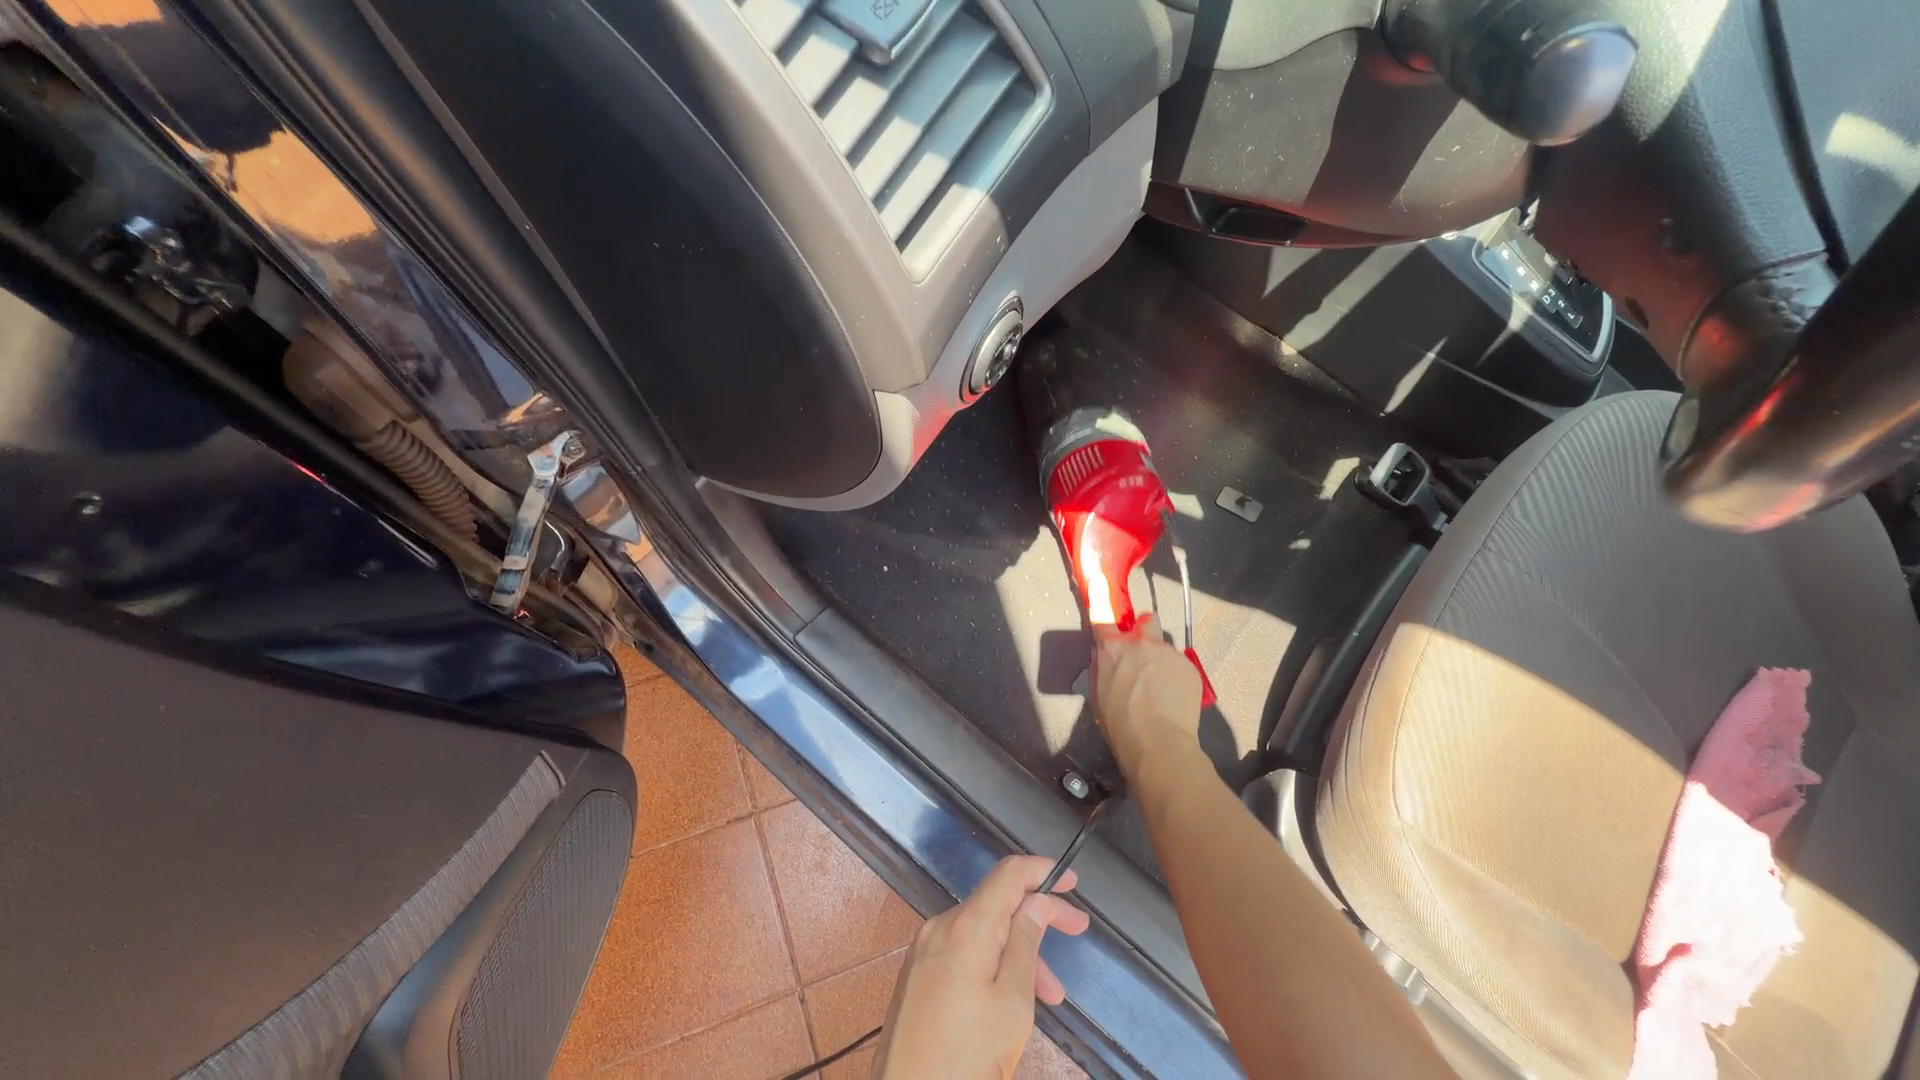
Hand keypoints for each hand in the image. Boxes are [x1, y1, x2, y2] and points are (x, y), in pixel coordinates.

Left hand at [871, 855, 1091, 1078]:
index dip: (1043, 871)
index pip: (1008, 874)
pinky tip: (1014, 994)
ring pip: (982, 933)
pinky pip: (963, 952)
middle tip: (1077, 931)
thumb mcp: (1012, 1002)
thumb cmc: (968, 1053)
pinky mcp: (918, 973)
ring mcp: (925, 950)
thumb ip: (1025, 944)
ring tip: (1052, 994)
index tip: (1073, 882)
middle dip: (1039, 914)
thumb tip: (1036, 903)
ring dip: (1019, 950)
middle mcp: (940, 926)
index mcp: (966, 926)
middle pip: (997, 902)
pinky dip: (993, 962)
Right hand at [1091, 615, 1202, 782]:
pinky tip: (1175, 698)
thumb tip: (1109, 658)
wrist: (1157, 741)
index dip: (1107, 619)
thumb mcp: (1098, 693)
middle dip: (1145, 632)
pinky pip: (1180, 665)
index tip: (1109, 621)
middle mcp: (1141, 642)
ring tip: (1162, 689)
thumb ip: (1104, 667)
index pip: (1103, 618)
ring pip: (1165, 647)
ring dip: (1161, 660)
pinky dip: (1177, 676)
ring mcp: (1168, 652)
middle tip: (1144, 656)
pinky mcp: (1189, 665)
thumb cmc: (1119, 723)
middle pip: (1146, 620)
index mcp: (1112, 648)